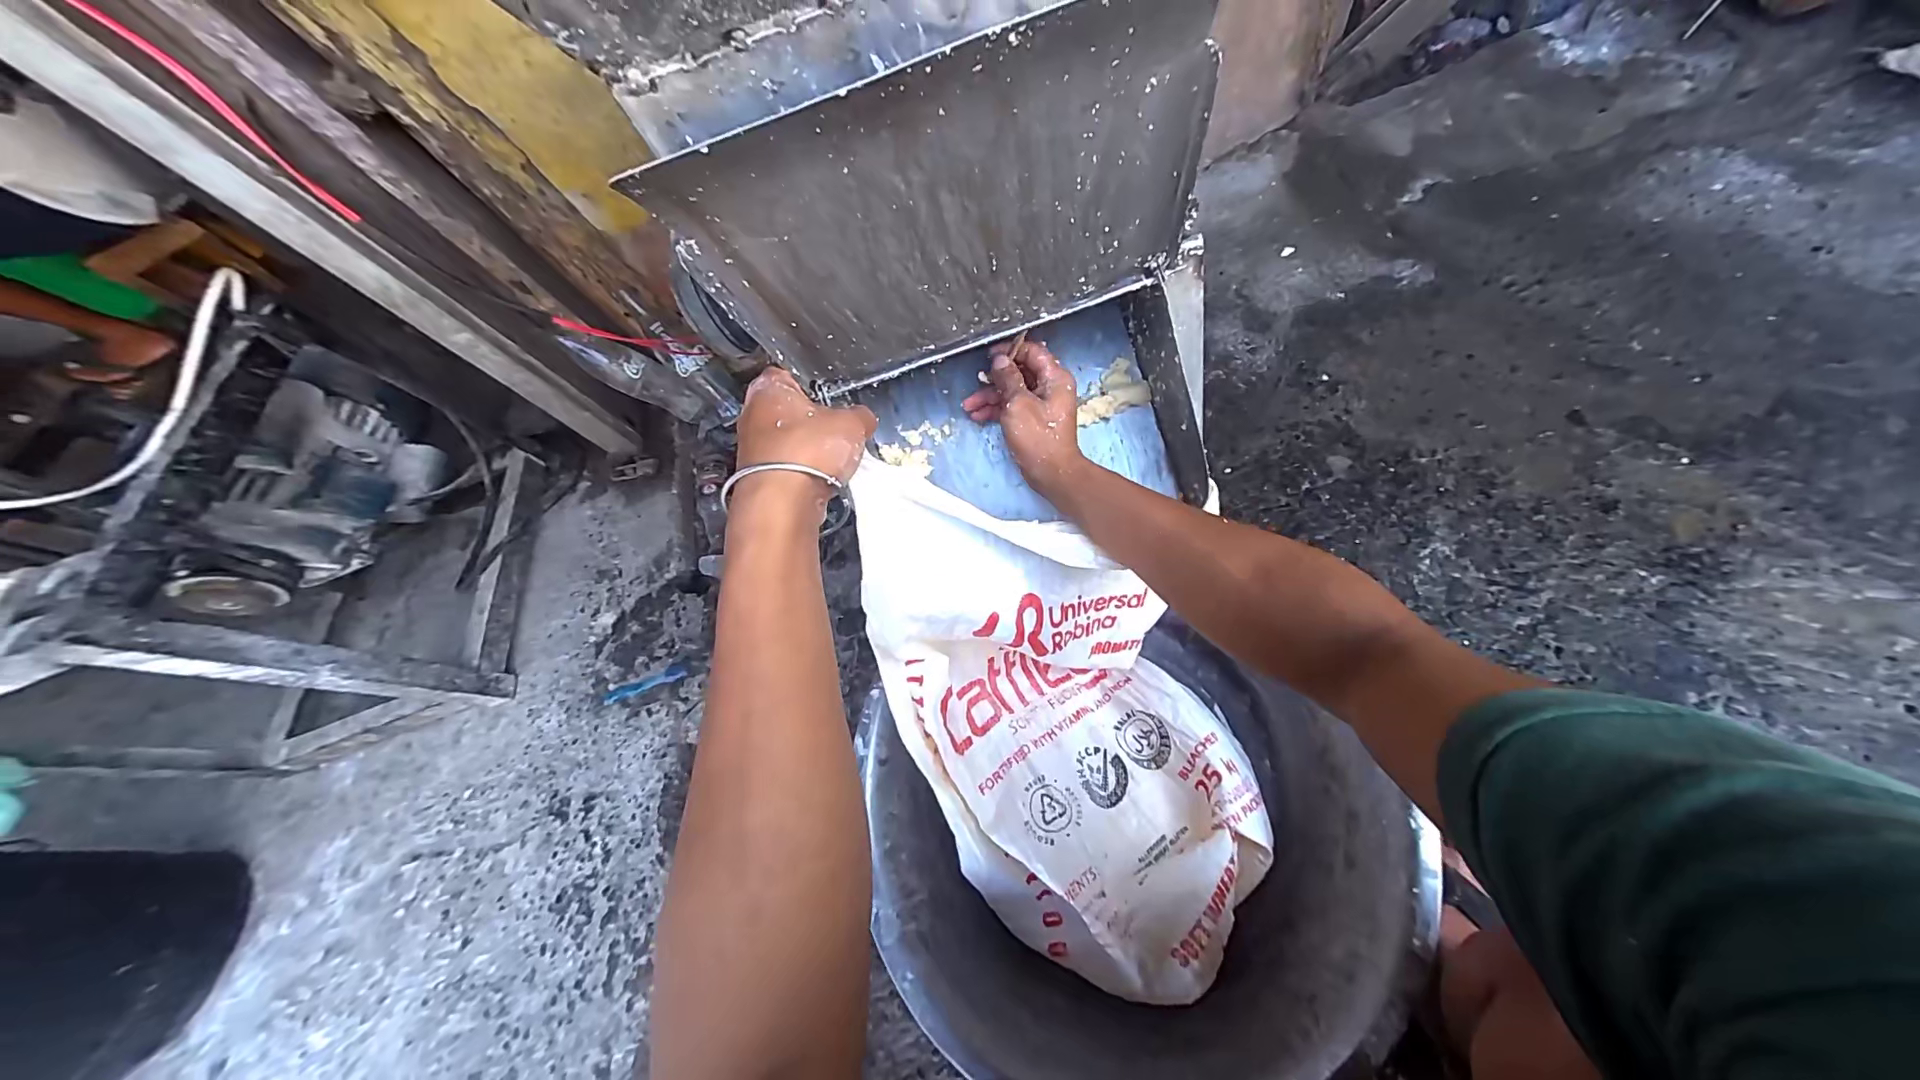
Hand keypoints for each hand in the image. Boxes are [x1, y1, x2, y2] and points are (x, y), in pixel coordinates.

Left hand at [735, 367, 875, 506]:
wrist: (783, 502)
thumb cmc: (805, 452)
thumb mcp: (852, 424)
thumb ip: (860, 416)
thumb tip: (864, 418)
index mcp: (768, 388)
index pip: (789, 374)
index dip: (813, 385)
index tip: (830, 397)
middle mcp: (752, 416)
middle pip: (790, 412)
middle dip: (813, 422)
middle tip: (836, 430)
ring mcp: (753, 449)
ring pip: (788, 442)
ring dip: (808, 450)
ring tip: (830, 460)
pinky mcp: (759, 478)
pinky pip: (787, 469)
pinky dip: (803, 474)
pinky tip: (818, 480)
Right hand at [962, 339, 1085, 496]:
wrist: (1051, 473)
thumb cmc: (1039, 439)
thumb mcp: (1018, 404)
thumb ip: (1007, 378)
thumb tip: (999, 360)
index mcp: (1054, 378)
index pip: (1032, 351)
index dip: (1010, 350)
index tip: (990, 355)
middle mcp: (1050, 387)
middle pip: (1019, 371)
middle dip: (994, 378)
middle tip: (977, 382)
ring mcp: (1041, 403)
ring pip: (1011, 390)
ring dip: (990, 396)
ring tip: (969, 405)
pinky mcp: (1032, 419)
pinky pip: (1011, 406)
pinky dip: (995, 409)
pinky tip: (977, 416)